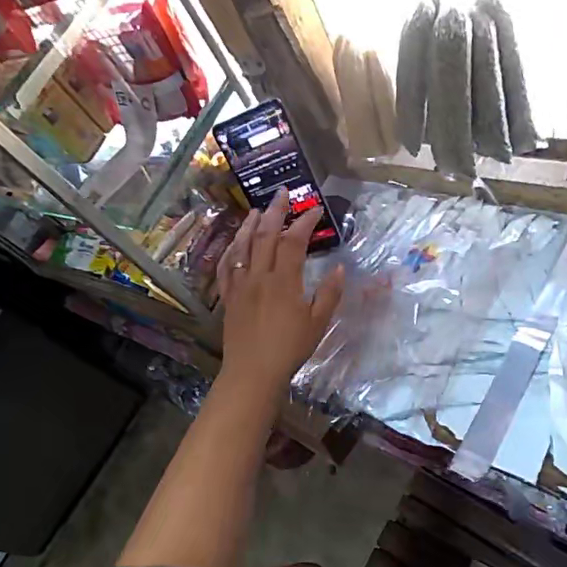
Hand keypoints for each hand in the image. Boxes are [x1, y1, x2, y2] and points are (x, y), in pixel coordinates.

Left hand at [215, 187, 345, 395]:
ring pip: (242, 247)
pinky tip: (234, 244)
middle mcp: (259, 276)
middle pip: (265, 236)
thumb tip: (340, 269)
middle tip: (283, 194)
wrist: (252, 372)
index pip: (294, 241)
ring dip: (250, 225)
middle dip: (275, 212)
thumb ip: (329, 294)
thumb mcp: (317, 323)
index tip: (315, 209)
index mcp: (283, 281)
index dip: (304, 222)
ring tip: (258, 210)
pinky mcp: (228, 297)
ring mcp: (240, 285)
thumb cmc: (289, 349)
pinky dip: (230, 251)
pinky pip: (226, 267)